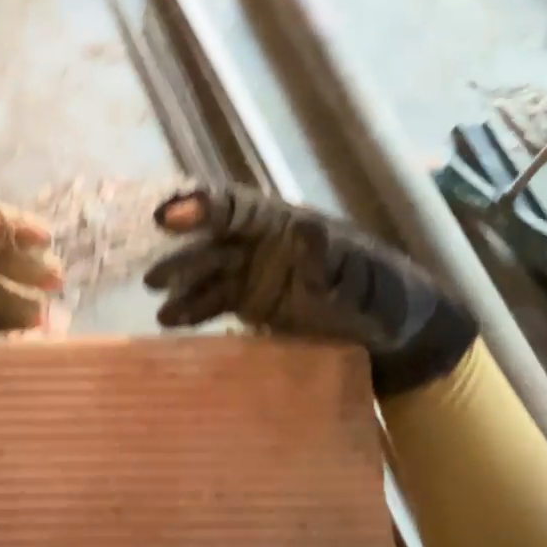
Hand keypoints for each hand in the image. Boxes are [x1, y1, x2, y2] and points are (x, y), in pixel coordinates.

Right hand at [145, 185, 475, 396]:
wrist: (394, 339)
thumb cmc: (385, 297)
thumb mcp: (364, 277)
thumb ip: (331, 257)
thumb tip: (302, 227)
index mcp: (285, 224)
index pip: (235, 207)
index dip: (200, 208)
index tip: (166, 217)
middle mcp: (259, 243)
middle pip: (211, 241)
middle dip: (182, 255)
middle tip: (152, 277)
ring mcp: (250, 273)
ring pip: (205, 271)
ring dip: (180, 284)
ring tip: (157, 303)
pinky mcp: (247, 303)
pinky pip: (211, 302)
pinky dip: (189, 310)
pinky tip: (170, 322)